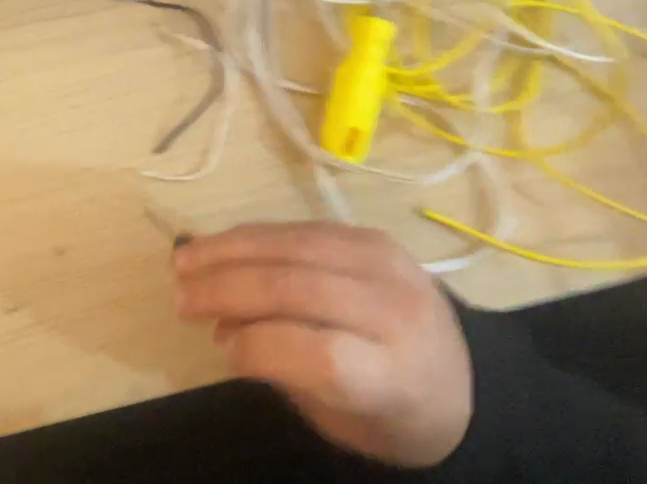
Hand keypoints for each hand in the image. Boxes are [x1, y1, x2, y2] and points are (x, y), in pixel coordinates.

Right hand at [172, 223, 471, 467]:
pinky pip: (296, 228)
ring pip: (289, 246)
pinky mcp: (370, 235)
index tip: (220, 347)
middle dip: (225, 288)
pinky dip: (249, 238)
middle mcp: (395, 311)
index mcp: (397, 376)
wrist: (466, 375)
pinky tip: (218, 247)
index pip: (320, 352)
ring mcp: (385, 264)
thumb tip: (224, 328)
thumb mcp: (342, 418)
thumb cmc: (394, 413)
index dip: (258, 346)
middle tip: (180, 297)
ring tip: (183, 262)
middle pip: (295, 287)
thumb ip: (284, 371)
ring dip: (226, 251)